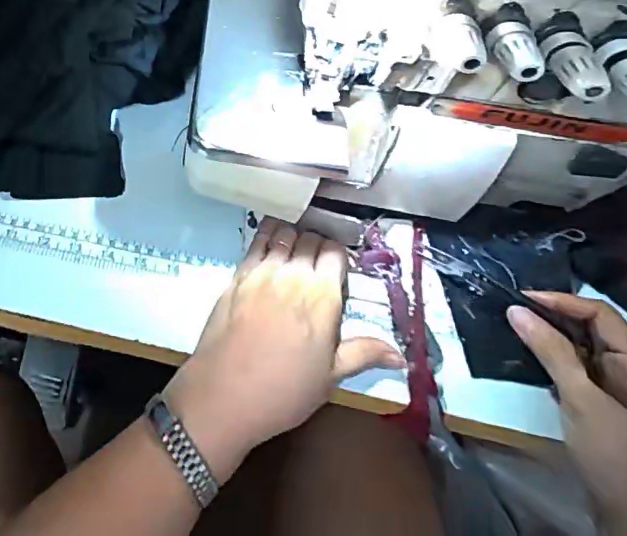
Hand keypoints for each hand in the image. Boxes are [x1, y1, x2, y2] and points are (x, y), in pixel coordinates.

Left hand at [164, 219, 404, 476]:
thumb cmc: (284, 391)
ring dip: (294, 235)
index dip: (339, 256)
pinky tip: (272, 237)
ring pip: (284, 234)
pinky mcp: (238, 274)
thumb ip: (364, 354)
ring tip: (297, 246)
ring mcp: (263, 271)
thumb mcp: (331, 377)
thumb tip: (401, 356)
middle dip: (318, 243)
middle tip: (319, 260)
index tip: (339, 268)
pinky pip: (257, 241)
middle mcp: (294, 275)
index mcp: (322, 297)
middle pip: (310, 239)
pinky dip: (269, 232)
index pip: (335, 253)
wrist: (225, 394)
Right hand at [509, 291, 626, 535]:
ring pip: (594, 356)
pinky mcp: (622, 419)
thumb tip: (517, 309)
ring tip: (521, 332)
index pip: (604, 317)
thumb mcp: (584, 406)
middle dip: (557, 321)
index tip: (521, 298)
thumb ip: (553, 354)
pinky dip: (566, 367)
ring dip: (559, 344)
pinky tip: (541, 364)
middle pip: (600, 334)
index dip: (562, 302)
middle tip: (516, 314)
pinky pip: (592, 378)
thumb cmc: (621, 466)